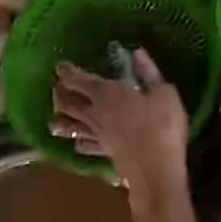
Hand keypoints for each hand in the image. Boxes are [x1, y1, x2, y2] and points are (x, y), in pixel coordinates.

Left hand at [53, 51, 189, 218]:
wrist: (156, 168)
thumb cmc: (162, 125)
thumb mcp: (164, 93)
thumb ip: (149, 73)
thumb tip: (138, 53)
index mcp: (108, 94)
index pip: (79, 80)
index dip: (67, 72)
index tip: (60, 66)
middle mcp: (95, 113)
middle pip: (67, 103)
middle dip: (60, 93)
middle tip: (58, 87)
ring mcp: (96, 135)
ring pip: (69, 125)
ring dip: (60, 118)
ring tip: (56, 115)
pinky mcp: (102, 152)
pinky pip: (83, 145)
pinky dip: (77, 140)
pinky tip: (78, 140)